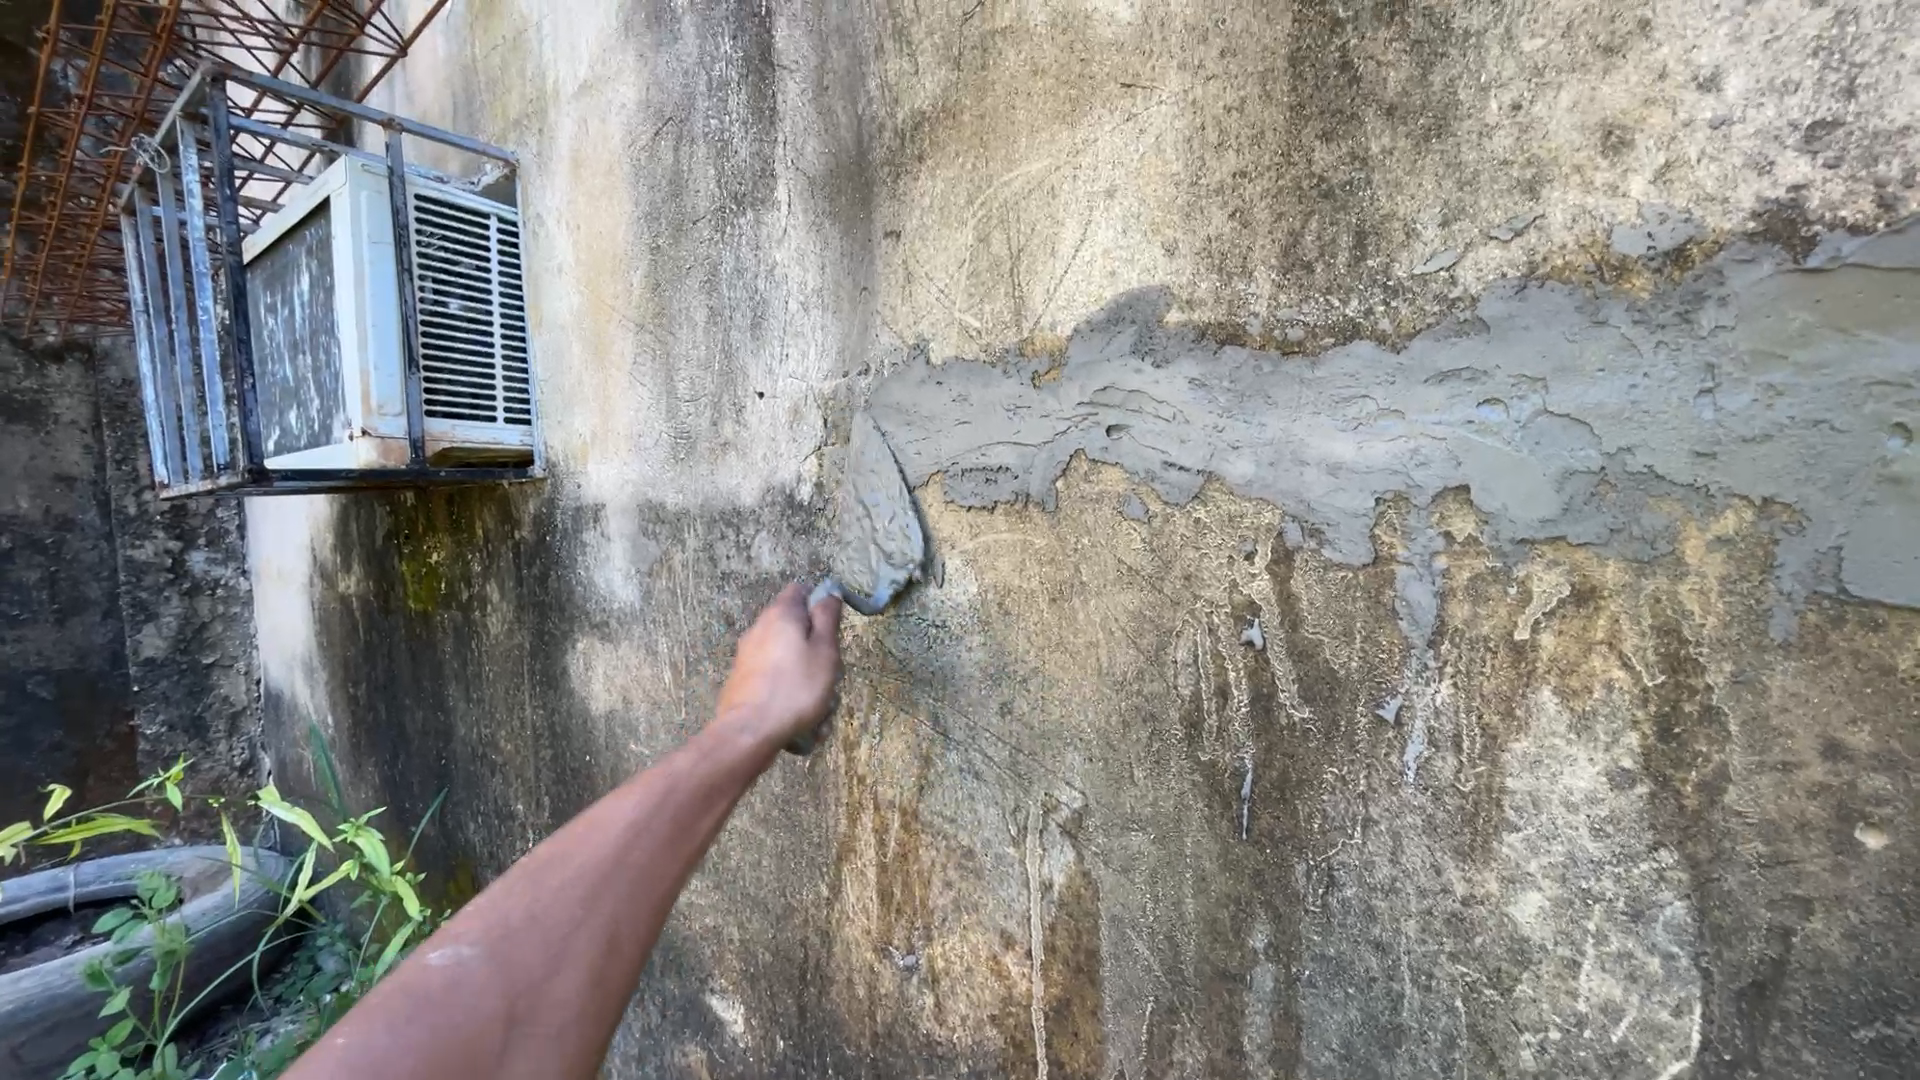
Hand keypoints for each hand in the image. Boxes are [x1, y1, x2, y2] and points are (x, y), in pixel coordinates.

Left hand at [712, 584, 843, 751]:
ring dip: (801, 668)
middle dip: (812, 642)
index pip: (800, 590)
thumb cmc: (796, 687)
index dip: (819, 603)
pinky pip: (771, 674)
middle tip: (827, 668)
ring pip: (784, 652)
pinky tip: (796, 712)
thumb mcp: (825, 650)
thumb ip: (827, 617)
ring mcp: (746, 653)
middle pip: (792, 624)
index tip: (832, 629)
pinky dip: (785, 686)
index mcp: (781, 614)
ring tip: (815, 699)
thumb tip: (829, 592)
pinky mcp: (740, 678)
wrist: (749, 731)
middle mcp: (759, 627)